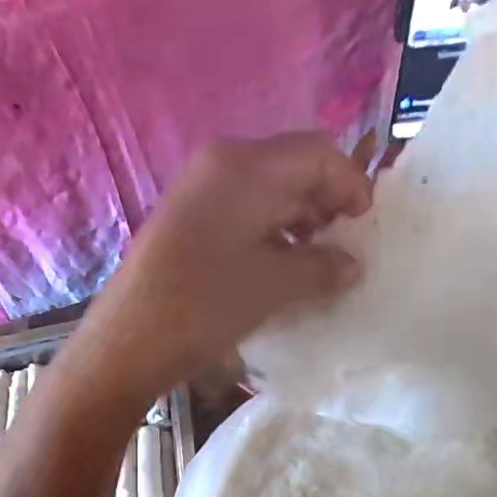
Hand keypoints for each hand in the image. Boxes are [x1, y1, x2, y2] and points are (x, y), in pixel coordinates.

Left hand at [68, 133, 370, 412]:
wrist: (128, 343)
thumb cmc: (204, 306)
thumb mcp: (273, 287)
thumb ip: (321, 268)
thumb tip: (352, 264)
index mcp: (244, 166)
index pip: (318, 153)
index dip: (351, 185)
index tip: (367, 228)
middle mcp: (222, 166)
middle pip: (294, 169)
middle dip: (330, 205)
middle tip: (349, 250)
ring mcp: (203, 193)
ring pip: (272, 195)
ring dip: (304, 224)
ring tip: (322, 266)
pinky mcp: (192, 223)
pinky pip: (248, 215)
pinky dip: (276, 236)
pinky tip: (286, 272)